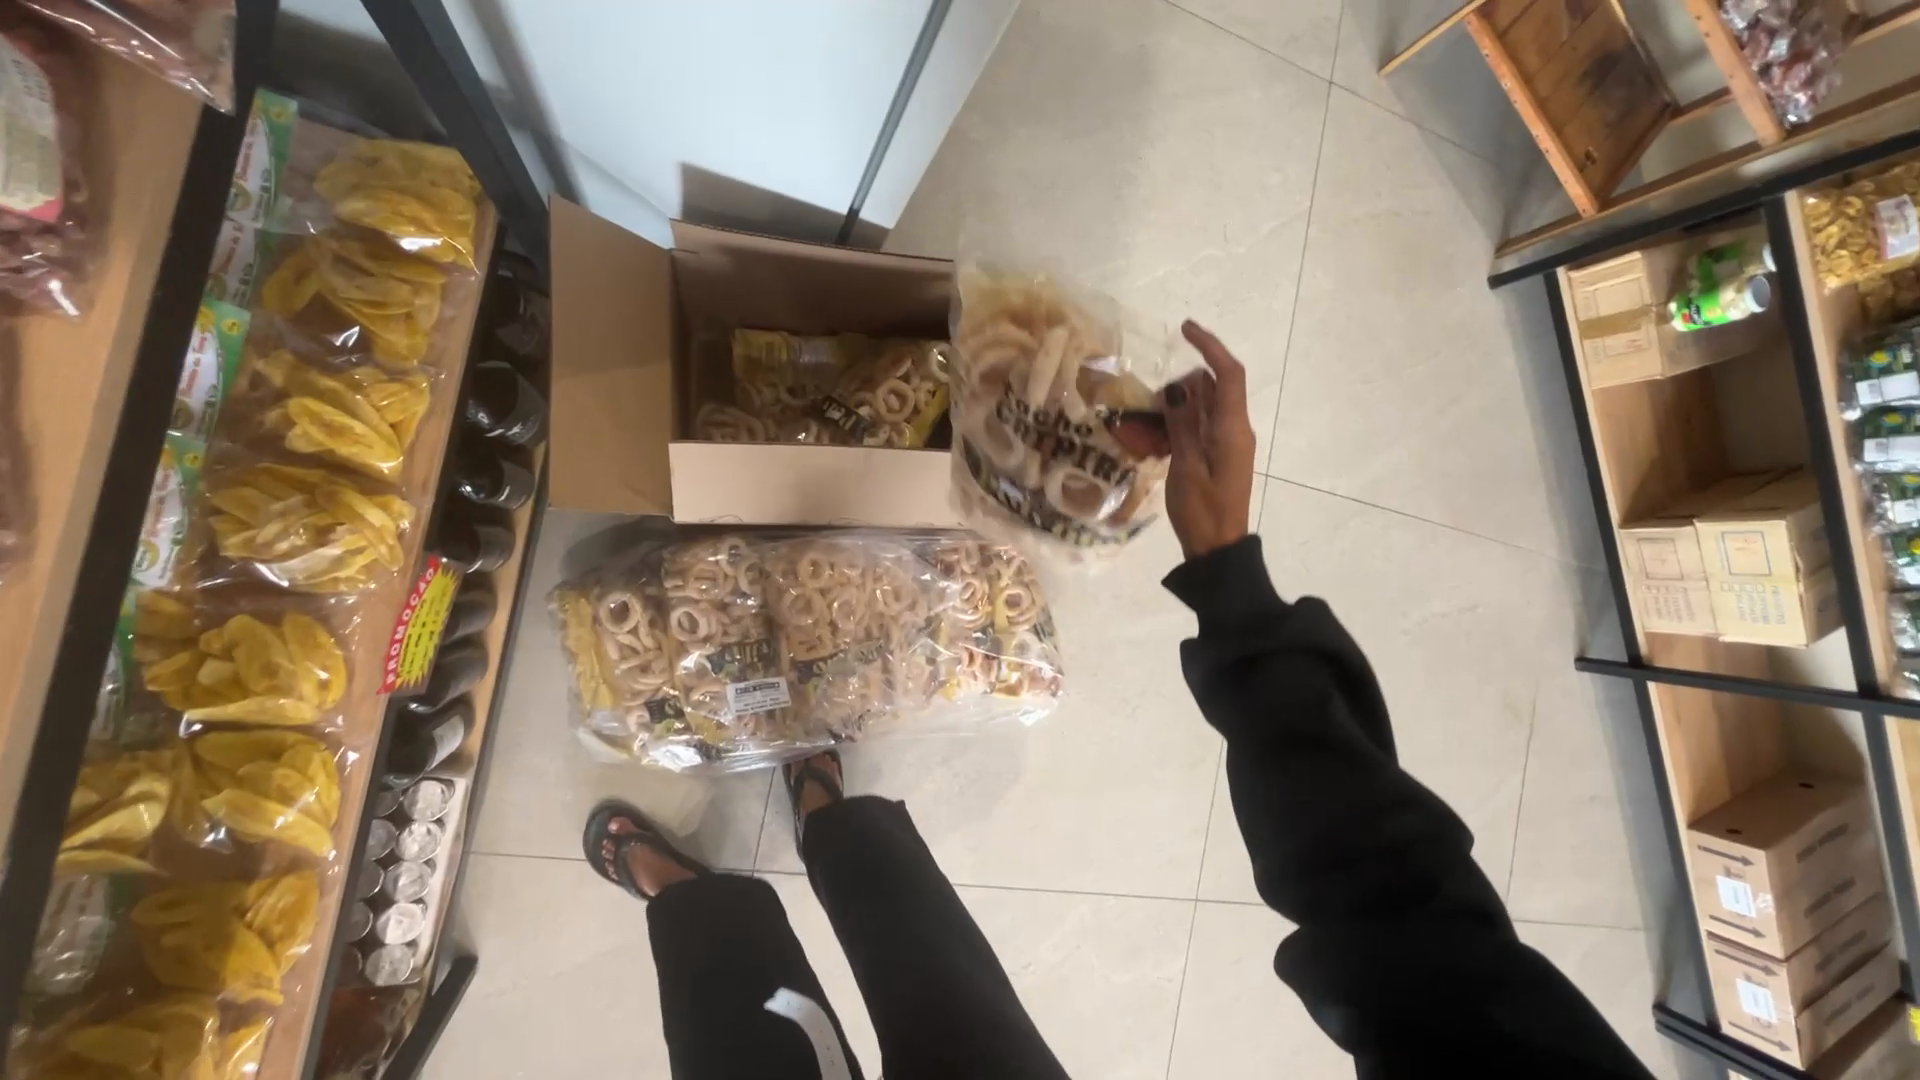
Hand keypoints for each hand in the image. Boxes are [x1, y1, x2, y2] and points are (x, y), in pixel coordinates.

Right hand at [1113, 320, 1255, 558]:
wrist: (1217, 551)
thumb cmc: (1201, 512)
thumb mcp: (1185, 468)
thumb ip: (1183, 424)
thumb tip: (1180, 386)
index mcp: (1233, 429)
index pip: (1228, 374)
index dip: (1209, 346)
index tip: (1185, 328)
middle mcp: (1236, 430)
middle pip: (1214, 387)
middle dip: (1183, 384)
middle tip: (1150, 401)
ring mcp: (1229, 443)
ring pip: (1204, 407)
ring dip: (1178, 407)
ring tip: (1146, 423)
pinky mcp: (1220, 456)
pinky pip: (1200, 428)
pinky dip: (1179, 425)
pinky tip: (1156, 441)